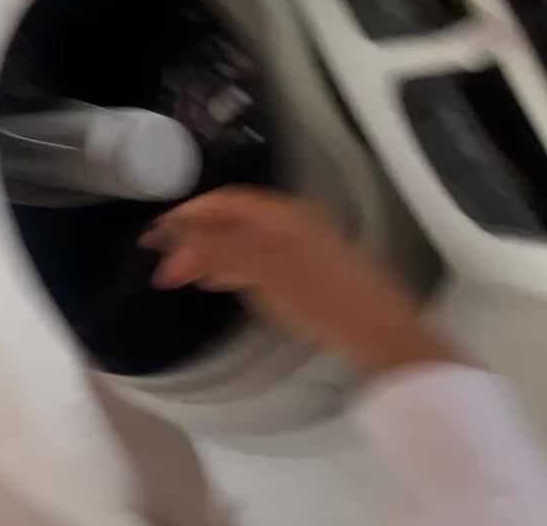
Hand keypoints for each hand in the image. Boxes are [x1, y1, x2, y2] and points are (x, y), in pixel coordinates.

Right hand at [141, 186, 454, 374]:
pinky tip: (221, 283)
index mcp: (280, 215)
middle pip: (229, 221)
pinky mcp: (311, 272)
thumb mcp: (260, 270)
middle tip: (164, 260)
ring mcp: (303, 247)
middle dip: (193, 238)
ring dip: (210, 254)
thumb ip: (213, 249)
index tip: (157, 233)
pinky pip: (258, 259)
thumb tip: (171, 235)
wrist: (390, 343)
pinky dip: (232, 266)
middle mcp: (291, 223)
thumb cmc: (323, 299)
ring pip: (242, 241)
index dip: (185, 214)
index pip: (221, 202)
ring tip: (185, 275)